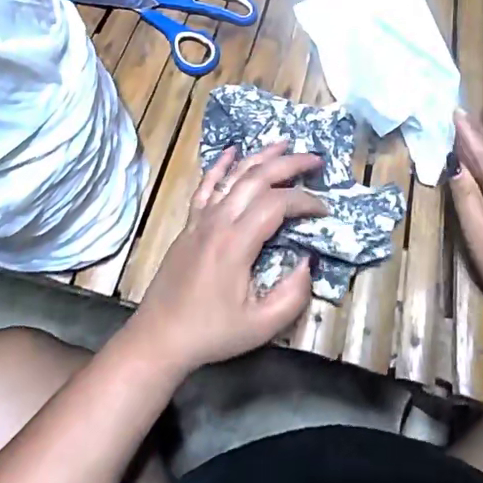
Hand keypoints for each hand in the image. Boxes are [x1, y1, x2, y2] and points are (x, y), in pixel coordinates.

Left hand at [124, 143, 323, 372]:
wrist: (158, 339)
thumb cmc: (211, 333)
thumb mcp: (261, 326)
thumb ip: (293, 294)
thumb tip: (308, 262)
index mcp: (236, 243)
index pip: (277, 204)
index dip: (305, 201)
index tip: (325, 210)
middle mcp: (218, 222)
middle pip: (257, 178)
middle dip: (289, 164)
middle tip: (316, 160)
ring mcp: (200, 220)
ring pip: (233, 176)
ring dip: (261, 156)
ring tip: (285, 143)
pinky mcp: (190, 225)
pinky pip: (206, 186)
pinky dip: (221, 165)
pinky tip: (232, 151)